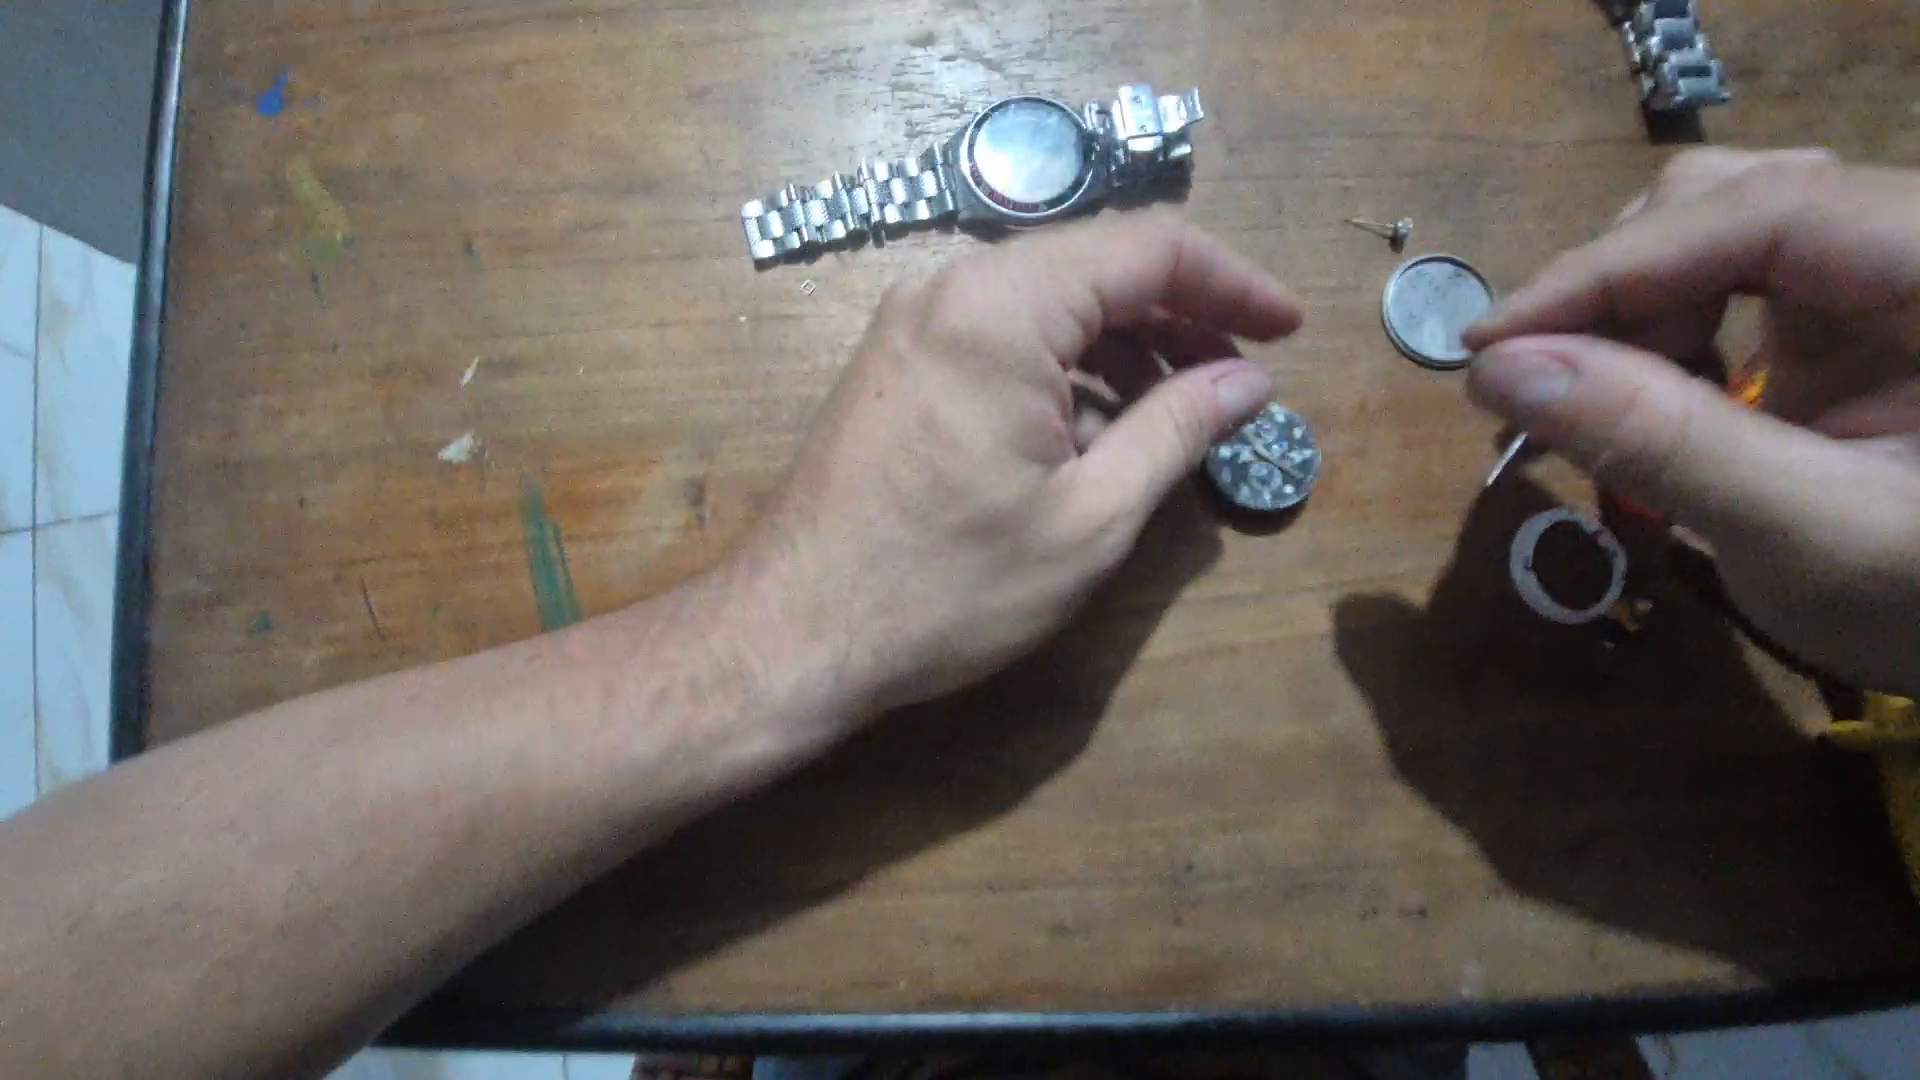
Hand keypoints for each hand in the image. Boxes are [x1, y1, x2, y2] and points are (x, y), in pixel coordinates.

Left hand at [742, 214, 1300, 719]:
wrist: (798, 632)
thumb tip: (1249, 379)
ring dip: (1119, 349)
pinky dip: (1060, 373)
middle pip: (1093, 270)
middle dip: (1177, 318)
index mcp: (1001, 308)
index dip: (1233, 282)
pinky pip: (999, 341)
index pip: (1147, 249)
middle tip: (1236, 378)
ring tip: (1174, 413)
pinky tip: (1093, 430)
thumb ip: (1177, 431)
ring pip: (1045, 306)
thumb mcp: (1088, 519)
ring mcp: (912, 326)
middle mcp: (949, 290)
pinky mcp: (895, 367)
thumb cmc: (948, 588)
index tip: (1287, 329)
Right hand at [1462, 148, 1919, 695]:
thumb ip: (1658, 443)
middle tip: (1549, 383)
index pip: (1773, 210)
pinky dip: (1646, 337)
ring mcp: (1889, 277)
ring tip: (1596, 401)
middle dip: (1617, 288)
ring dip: (1624, 312)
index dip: (1611, 266)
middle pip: (1736, 196)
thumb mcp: (1808, 535)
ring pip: (1714, 232)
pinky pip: (1719, 286)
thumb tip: (1496, 370)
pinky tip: (1635, 400)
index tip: (1489, 343)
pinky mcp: (1849, 316)